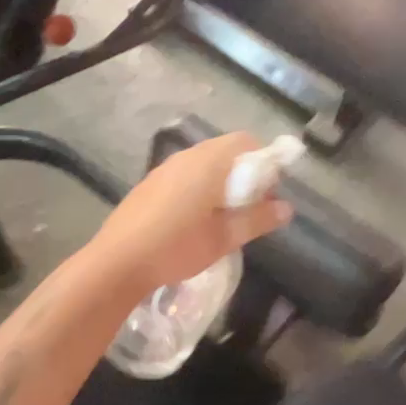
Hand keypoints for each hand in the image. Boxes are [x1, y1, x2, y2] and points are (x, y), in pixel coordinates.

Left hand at [89, 133, 294, 292]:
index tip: (269, 195)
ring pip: (206, 163)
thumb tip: (287, 208)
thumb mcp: (224, 238)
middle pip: (227, 151)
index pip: (248, 143)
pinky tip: (196, 220)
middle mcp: (188, 156)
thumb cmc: (177, 247)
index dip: (266, 164)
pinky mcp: (151, 182)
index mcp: (209, 162)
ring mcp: (166, 168)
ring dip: (222, 182)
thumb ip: (257, 219)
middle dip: (246, 174)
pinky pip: (187, 174)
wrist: (118, 261)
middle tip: (250, 209)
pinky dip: (201, 187)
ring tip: (224, 217)